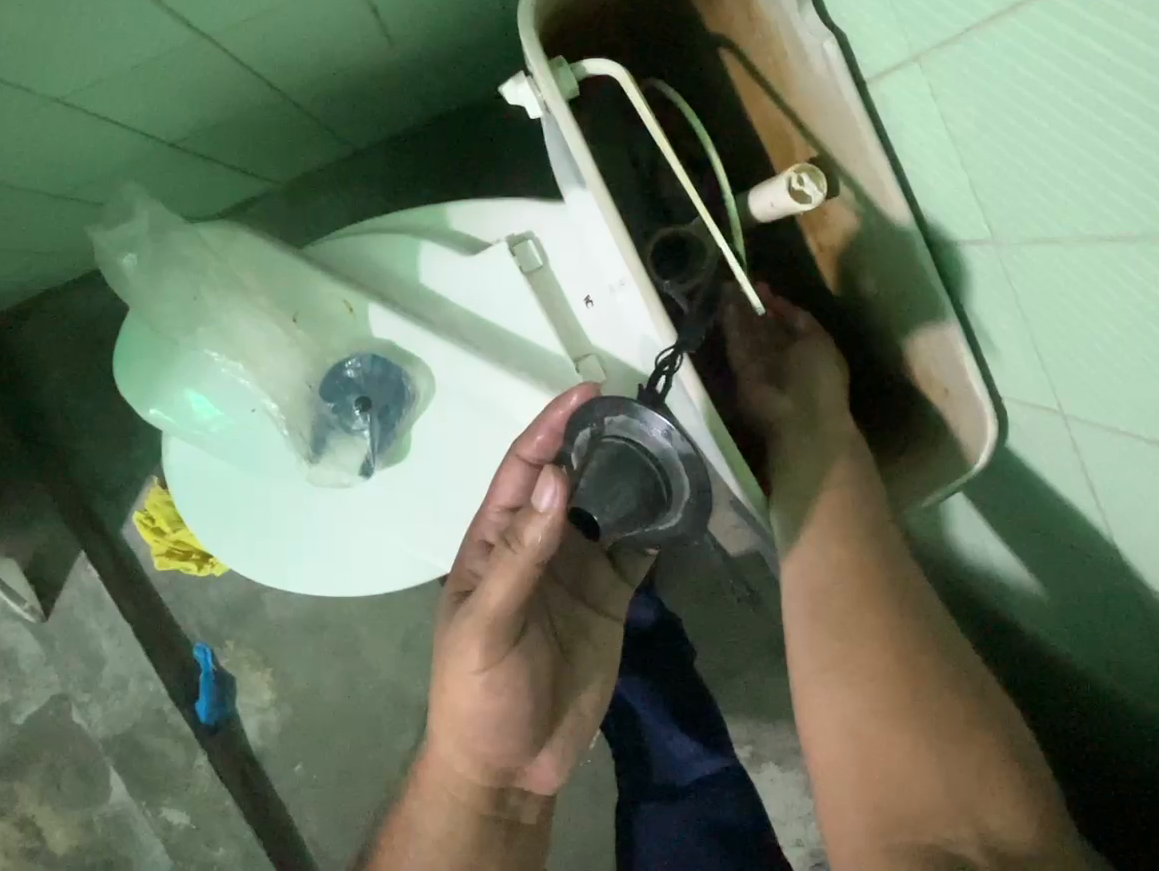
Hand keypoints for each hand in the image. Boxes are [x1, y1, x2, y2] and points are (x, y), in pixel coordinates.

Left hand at [421, 383, 652, 799]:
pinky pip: (637, 551)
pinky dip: (657, 526)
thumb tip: (558, 477)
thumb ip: (520, 554)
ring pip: (608, 508)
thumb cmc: (477, 692)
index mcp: (497, 538)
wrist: (511, 767)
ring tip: (668, 444)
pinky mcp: (610, 598)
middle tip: (641, 411)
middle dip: (599, 441)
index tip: (587, 392)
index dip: (551, 426)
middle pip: (572, 477)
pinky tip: (681, 502)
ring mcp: (577, 569)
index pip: (525, 466)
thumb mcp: (486, 624)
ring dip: (632, 477)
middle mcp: (540, 543)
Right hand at [722, 283, 855, 470]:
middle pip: (766, 328)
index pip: (789, 323)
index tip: (762, 287)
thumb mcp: (818, 340)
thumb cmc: (819, 377)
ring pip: (749, 334)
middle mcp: (784, 356)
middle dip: (755, 307)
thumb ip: (798, 319)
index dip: (776, 305)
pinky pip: (737, 344)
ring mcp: (762, 364)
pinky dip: (731, 325)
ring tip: (728, 287)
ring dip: (739, 312)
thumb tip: (777, 303)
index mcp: (809, 349)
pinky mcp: (742, 372)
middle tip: (740, 285)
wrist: (801, 418)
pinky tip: (725, 304)